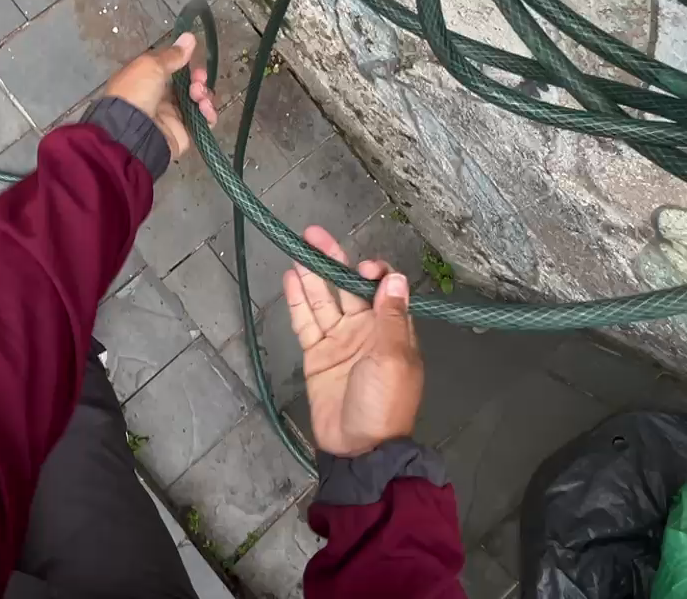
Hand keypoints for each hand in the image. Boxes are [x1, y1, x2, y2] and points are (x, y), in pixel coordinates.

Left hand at [101, 32, 217, 159]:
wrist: (132, 131)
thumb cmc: (137, 92)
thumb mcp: (151, 65)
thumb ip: (173, 54)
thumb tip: (190, 37)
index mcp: (146, 81)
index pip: (171, 69)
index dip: (184, 62)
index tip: (193, 57)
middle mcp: (159, 98)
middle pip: (187, 84)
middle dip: (197, 78)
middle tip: (198, 78)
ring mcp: (172, 117)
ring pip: (197, 101)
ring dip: (204, 93)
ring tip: (198, 94)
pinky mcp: (184, 133)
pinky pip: (203, 121)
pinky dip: (208, 113)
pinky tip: (205, 108)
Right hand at [284, 226, 422, 456]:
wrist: (359, 451)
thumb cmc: (384, 404)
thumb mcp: (393, 359)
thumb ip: (391, 317)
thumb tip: (396, 277)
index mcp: (391, 330)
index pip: (381, 289)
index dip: (371, 273)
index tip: (362, 267)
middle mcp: (365, 330)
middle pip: (347, 287)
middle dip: (333, 260)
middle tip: (314, 234)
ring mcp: (339, 341)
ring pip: (323, 299)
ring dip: (311, 274)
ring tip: (297, 247)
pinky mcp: (317, 354)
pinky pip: (305, 321)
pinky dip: (298, 300)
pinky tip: (290, 278)